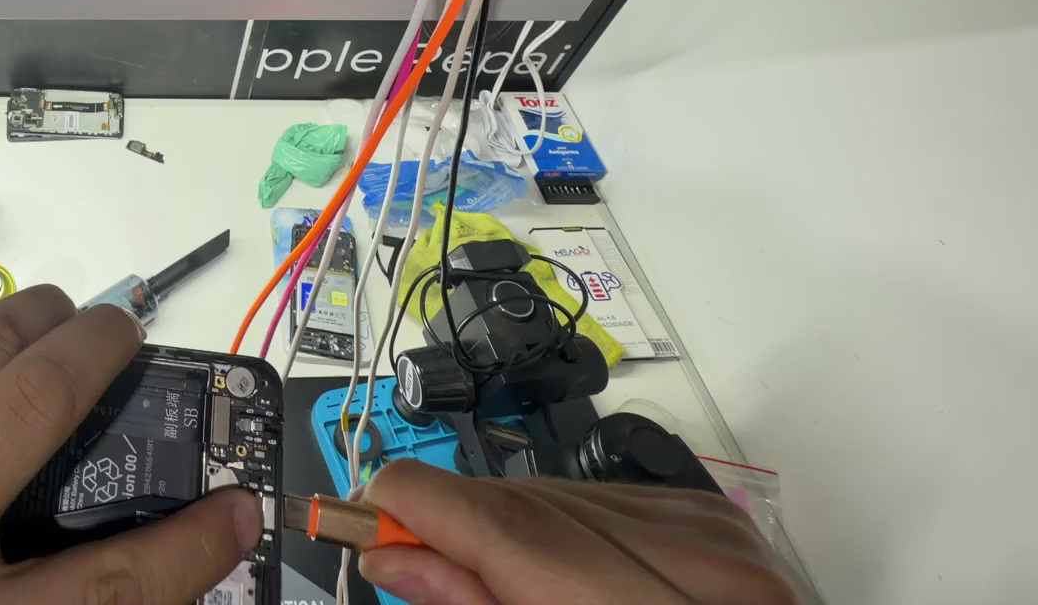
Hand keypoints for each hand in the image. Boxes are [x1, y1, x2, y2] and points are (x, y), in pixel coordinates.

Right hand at [356, 460, 800, 604]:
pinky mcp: (712, 514)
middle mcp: (686, 551)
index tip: (360, 529)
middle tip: (413, 566)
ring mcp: (707, 525)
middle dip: (446, 526)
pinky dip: (558, 526)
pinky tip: (568, 571)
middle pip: (506, 499)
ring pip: (543, 489)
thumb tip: (388, 557)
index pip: (483, 513)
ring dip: (503, 527)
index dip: (400, 508)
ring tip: (514, 582)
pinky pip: (592, 495)